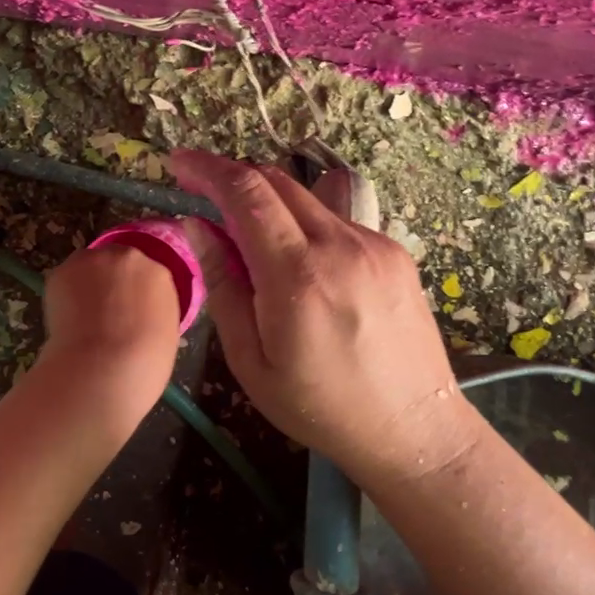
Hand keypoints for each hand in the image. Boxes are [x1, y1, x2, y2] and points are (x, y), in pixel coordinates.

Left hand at [39, 246, 181, 405]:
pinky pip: (65, 279)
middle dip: (109, 280)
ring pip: (87, 266)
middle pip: (116, 261)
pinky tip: (66, 320)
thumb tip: (136, 312)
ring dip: (85, 283)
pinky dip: (63, 295)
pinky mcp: (62, 271)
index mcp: (157, 273)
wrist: (104, 368)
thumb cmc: (145, 363)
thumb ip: (152, 310)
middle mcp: (126, 258)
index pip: (145, 273)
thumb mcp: (165, 333)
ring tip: (81, 316)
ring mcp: (92, 261)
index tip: (126, 308)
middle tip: (102, 310)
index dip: (133, 291)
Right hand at [171, 150, 480, 484]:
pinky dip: (301, 223)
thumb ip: (222, 284)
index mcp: (298, 276)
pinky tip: (296, 261)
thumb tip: (196, 225)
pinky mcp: (394, 252)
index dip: (207, 169)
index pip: (246, 192)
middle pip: (275, 181)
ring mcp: (374, 245)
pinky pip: (334, 219)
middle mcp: (340, 245)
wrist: (416, 431)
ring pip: (305, 197)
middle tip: (199, 191)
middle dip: (231, 177)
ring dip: (266, 200)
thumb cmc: (319, 407)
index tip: (178, 163)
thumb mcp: (250, 360)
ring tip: (245, 234)